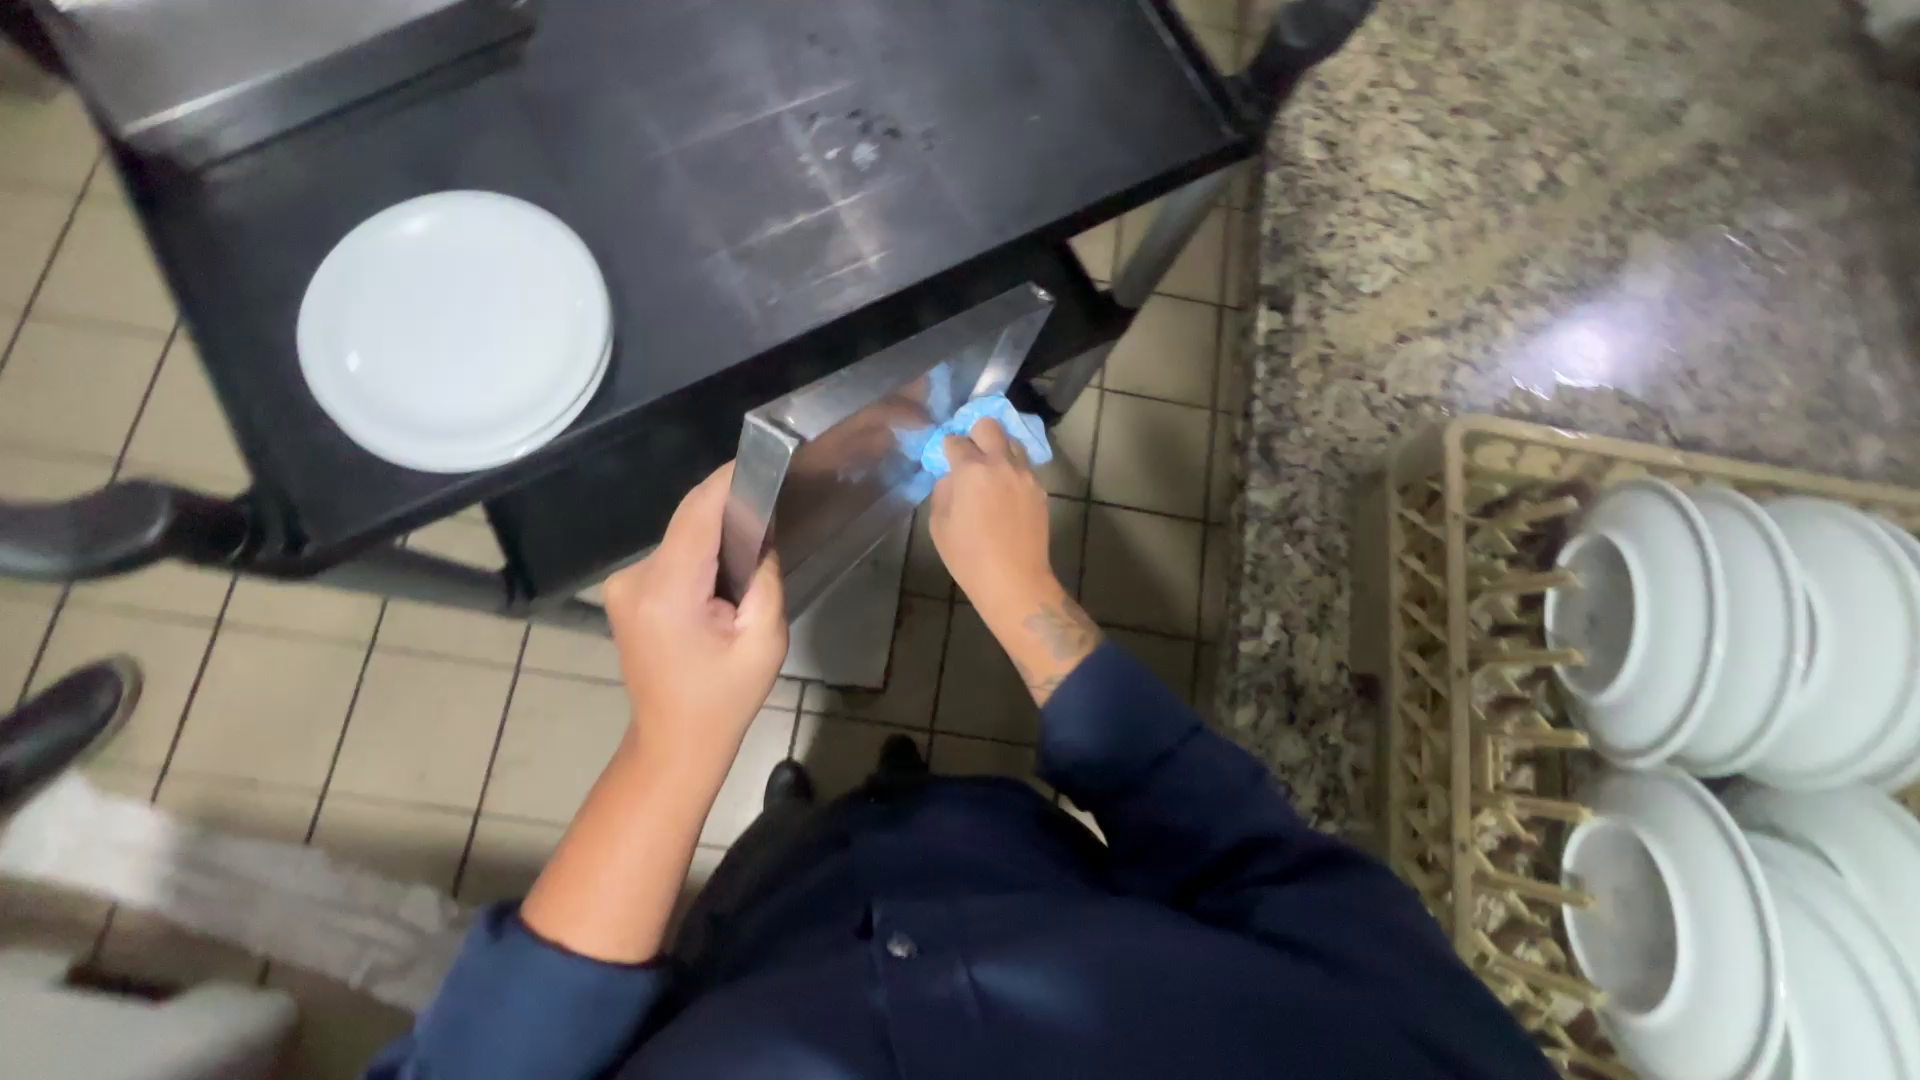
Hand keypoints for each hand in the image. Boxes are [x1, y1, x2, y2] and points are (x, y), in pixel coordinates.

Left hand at [602, 463, 787, 776]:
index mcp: (667, 593)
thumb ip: (764, 576)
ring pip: (681, 536)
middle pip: (688, 521)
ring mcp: (623, 585)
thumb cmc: (725, 697)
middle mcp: (634, 579)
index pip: (698, 514)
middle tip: (772, 498)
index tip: (762, 459)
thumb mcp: (765, 640)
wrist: (674, 740)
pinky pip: (672, 554)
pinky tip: (727, 568)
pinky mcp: (626, 591)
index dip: (729, 481)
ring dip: (718, 532)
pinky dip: (702, 551)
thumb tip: (761, 528)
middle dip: (730, 506)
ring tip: (756, 538)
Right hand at [929, 419, 1099, 703]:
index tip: (944, 460)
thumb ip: (943, 491)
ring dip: (999, 450)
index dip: (947, 449)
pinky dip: (1013, 472)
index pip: (956, 441)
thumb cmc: (969, 557)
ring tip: (991, 473)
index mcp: (972, 470)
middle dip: (976, 434)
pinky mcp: (1040, 491)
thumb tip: (952, 477)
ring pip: (1013, 443)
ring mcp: (1025, 476)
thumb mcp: (940, 525)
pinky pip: (1024, 469)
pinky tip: (1005, 495)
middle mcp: (1002, 464)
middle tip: (970, 455)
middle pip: (990, 426)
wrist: (1014, 580)